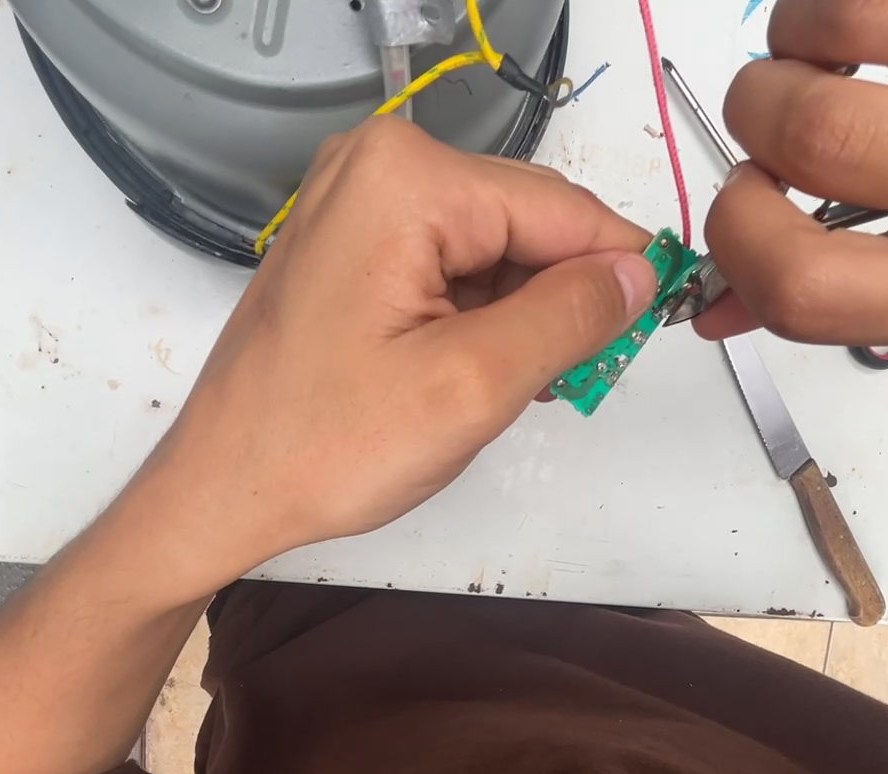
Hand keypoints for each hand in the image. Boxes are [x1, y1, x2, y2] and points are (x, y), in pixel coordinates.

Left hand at [125, 118, 655, 591]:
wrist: (224, 490)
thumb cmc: (329, 446)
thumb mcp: (473, 384)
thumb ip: (568, 318)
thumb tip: (637, 276)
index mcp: (407, 180)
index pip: (558, 208)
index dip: (621, 266)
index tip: (663, 317)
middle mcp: (377, 170)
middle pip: (522, 225)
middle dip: (563, 299)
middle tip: (583, 376)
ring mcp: (357, 210)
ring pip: (490, 253)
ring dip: (523, 317)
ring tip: (523, 386)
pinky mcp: (351, 253)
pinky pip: (448, 271)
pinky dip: (482, 321)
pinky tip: (484, 372)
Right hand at [692, 0, 887, 346]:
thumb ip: (840, 290)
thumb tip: (711, 308)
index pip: (810, 287)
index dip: (738, 234)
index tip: (746, 193)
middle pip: (826, 130)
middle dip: (760, 101)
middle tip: (780, 92)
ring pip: (867, 5)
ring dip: (810, 14)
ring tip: (846, 28)